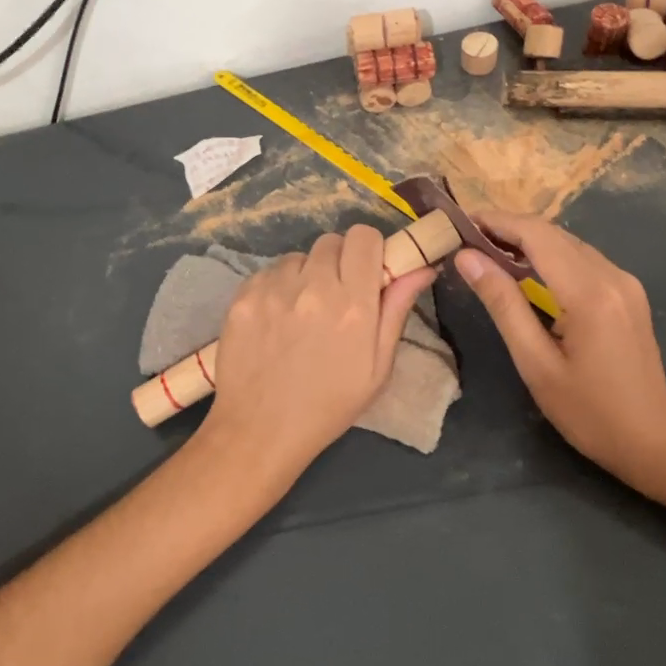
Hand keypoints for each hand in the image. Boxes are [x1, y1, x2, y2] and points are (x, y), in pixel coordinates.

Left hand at [199, 224, 435, 482]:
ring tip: (301, 313)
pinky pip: (268, 273)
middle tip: (335, 297)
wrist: (261, 428)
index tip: (367, 271)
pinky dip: (276, 287)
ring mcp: (274, 289)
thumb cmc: (329, 405)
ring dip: (305, 275)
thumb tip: (421, 266)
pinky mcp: (243, 295)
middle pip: (331, 241)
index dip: (368, 249)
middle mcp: (313, 287)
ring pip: (297, 257)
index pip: (364, 237)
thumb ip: (396, 310)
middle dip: (338, 262)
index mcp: (353, 305)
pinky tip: (276, 320)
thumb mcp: (378, 368)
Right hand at [453, 211, 665, 488]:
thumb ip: (502, 304)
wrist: (652, 439)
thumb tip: (467, 258)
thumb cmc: (587, 411)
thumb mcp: (534, 362)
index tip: (458, 222)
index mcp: (589, 293)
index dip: (495, 222)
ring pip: (567, 243)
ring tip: (484, 252)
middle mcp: (612, 276)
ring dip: (525, 241)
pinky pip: (580, 259)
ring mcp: (624, 282)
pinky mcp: (626, 292)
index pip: (536, 235)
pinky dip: (547, 256)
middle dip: (506, 229)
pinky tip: (522, 271)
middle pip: (552, 233)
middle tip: (463, 238)